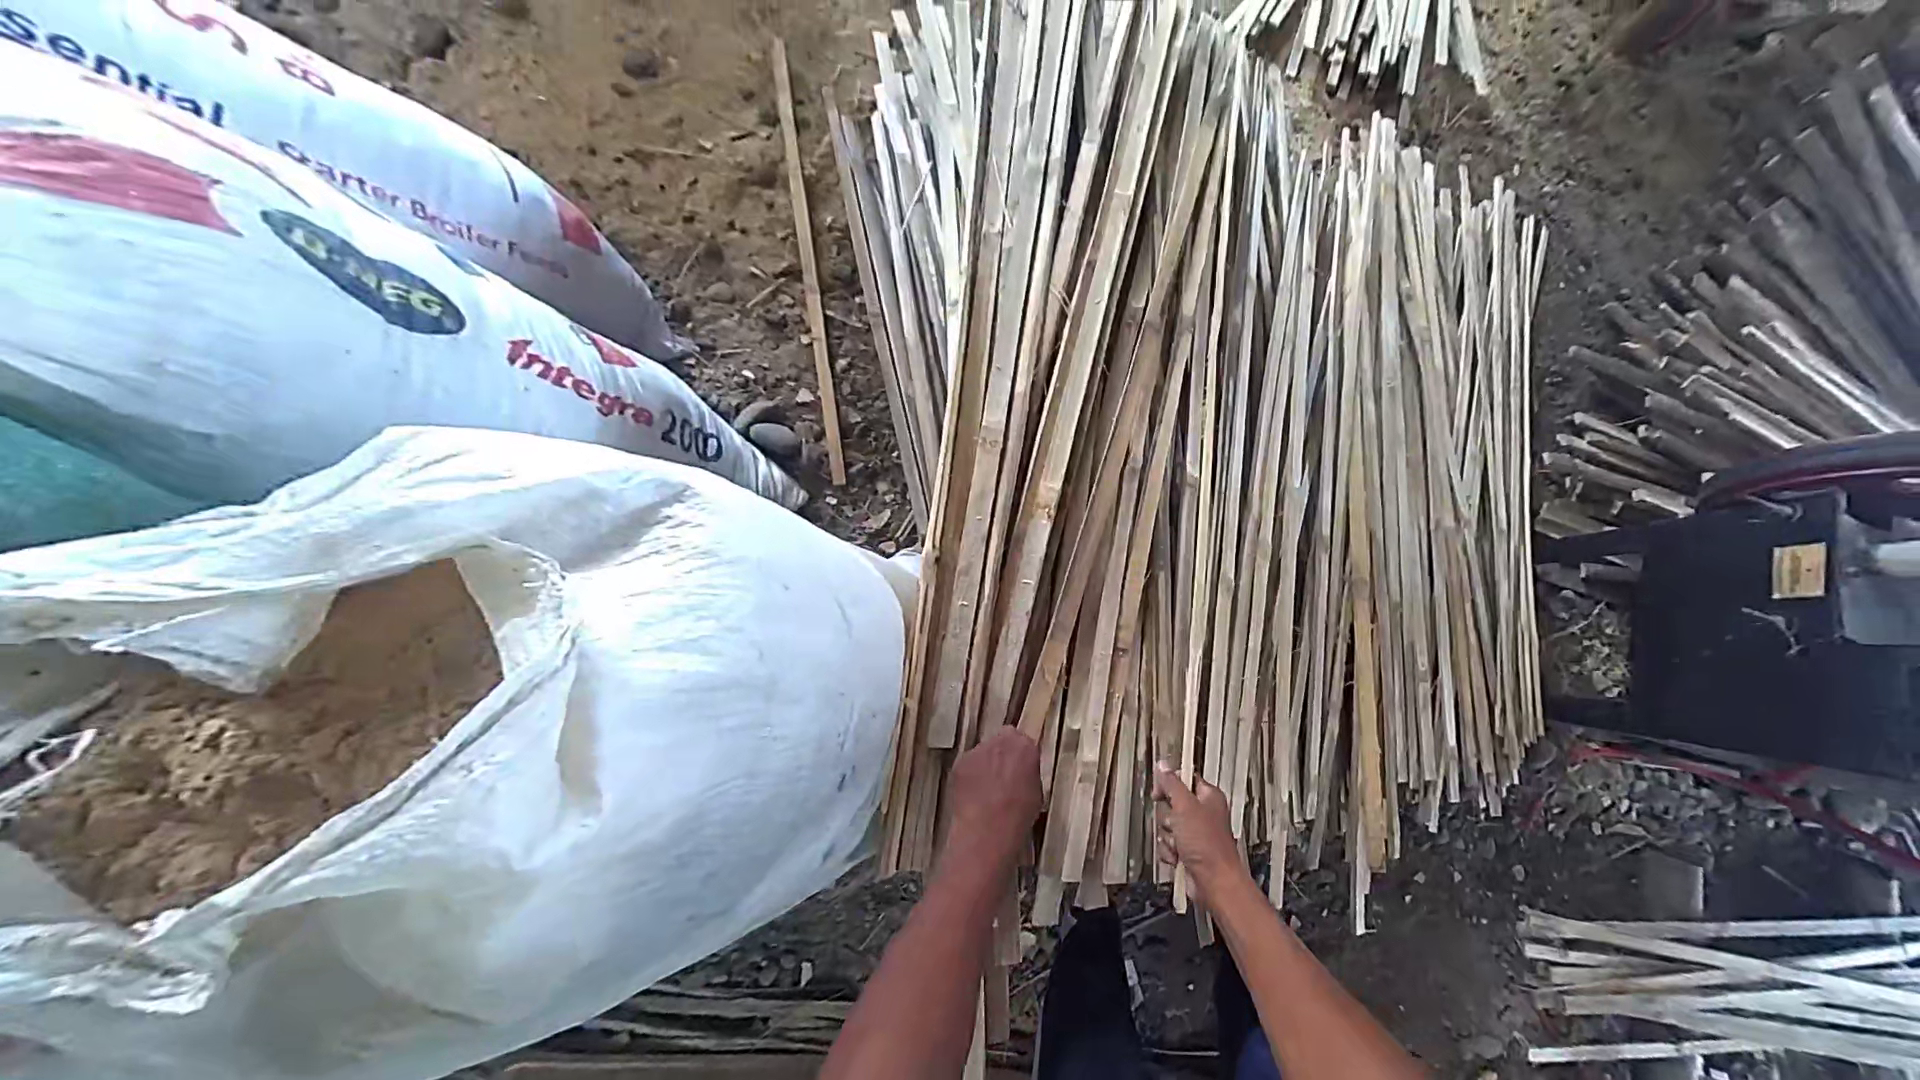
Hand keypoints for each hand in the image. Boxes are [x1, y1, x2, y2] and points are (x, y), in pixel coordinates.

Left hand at [944, 727, 1041, 866]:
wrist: (989, 828)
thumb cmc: (1018, 814)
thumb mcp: (1036, 791)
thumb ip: (1028, 773)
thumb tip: (1022, 776)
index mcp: (1024, 746)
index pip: (1022, 740)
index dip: (1019, 755)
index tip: (1019, 768)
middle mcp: (1000, 742)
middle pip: (1000, 741)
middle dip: (1001, 756)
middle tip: (1002, 778)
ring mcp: (977, 751)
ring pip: (982, 753)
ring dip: (984, 766)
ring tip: (986, 791)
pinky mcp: (959, 763)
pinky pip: (967, 765)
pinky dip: (969, 776)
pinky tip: (973, 795)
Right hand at [1153, 761, 1245, 905]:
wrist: (1213, 883)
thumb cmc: (1206, 844)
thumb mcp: (1184, 806)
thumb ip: (1171, 784)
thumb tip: (1162, 765)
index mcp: (1208, 797)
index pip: (1183, 779)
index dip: (1169, 784)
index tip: (1160, 792)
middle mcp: (1203, 813)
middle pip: (1171, 803)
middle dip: (1167, 817)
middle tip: (1176, 824)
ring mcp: (1196, 834)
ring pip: (1167, 825)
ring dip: (1168, 836)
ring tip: (1179, 845)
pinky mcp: (1188, 851)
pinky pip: (1168, 844)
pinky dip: (1169, 851)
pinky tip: (1178, 857)